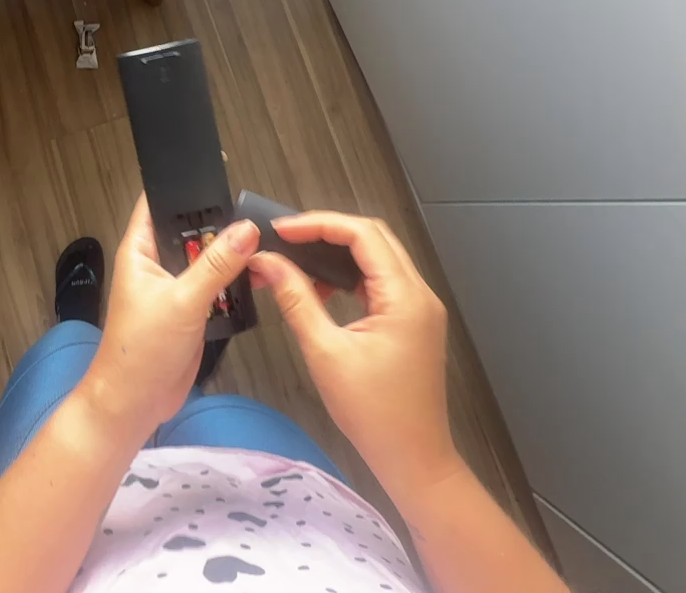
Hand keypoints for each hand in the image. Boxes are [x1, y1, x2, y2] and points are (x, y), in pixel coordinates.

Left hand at [77, 194, 258, 440]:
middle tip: (256, 216)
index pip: (158, 204)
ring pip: (207, 259)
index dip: (183, 187)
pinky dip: (233, 282)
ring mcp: (174, 286)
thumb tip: (247, 228)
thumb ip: (216, 264)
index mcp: (140, 249)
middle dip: (219, 224)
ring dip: (230, 255)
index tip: (218, 172)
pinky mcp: (191, 309)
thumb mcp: (183, 301)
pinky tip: (258, 274)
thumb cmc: (143, 348)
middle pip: (191, 230)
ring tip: (266, 244)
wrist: (136, 403)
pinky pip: (215, 285)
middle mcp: (156, 262)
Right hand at [247, 211, 461, 494]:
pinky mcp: (410, 321)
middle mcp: (418, 294)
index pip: (363, 234)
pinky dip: (347, 275)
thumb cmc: (372, 412)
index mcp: (404, 297)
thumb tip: (267, 262)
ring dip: (336, 251)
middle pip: (373, 237)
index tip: (280, 229)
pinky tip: (318, 288)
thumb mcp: (324, 352)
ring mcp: (418, 307)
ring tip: (295, 258)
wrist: (414, 460)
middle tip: (285, 237)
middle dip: (326, 230)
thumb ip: (295, 298)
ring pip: (376, 256)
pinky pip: (378, 280)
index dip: (318, 223)